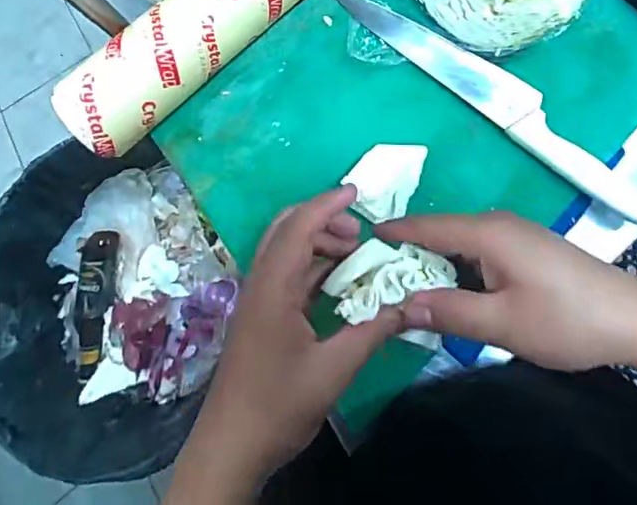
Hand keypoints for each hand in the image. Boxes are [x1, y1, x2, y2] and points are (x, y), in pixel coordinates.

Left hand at [167, 186, 406, 501]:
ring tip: (355, 255)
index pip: (299, 226)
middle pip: (288, 229)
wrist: (230, 444)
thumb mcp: (332, 372)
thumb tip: (406, 307)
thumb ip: (369, 333)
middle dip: (323, 220)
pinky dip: (311, 265)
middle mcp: (261, 280)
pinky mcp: (260, 312)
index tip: (357, 192)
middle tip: (360, 233)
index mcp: (273, 285)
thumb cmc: (277, 405)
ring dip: (318, 243)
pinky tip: (337, 282)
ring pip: (286, 249)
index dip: (327, 204)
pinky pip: (287, 272)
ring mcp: (258, 296)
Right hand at [374, 211, 636, 371]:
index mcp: (485, 232)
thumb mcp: (504, 324)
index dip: (392, 233)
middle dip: (410, 254)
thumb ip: (450, 312)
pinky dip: (458, 267)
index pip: (425, 226)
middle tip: (380, 279)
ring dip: (436, 264)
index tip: (360, 241)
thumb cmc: (568, 320)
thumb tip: (402, 304)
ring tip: (410, 289)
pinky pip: (479, 250)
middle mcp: (495, 223)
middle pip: (440, 233)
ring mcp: (514, 233)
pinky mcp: (527, 247)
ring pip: (460, 244)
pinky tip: (456, 291)